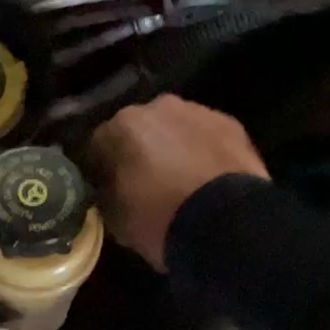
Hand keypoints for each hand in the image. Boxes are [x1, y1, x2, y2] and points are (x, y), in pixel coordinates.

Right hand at [87, 94, 269, 270]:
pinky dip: (202, 154)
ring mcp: (199, 111)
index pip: (98, 145)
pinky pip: (205, 138)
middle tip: (144, 186)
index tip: (104, 190)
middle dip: (139, 153)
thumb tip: (107, 189)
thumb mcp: (115, 217)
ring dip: (173, 150)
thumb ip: (105, 194)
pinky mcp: (232, 124)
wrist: (224, 223)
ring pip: (175, 130)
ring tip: (180, 183)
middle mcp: (158, 107)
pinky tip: (205, 180)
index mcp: (122, 125)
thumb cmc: (159, 219)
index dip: (99, 170)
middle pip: (139, 130)